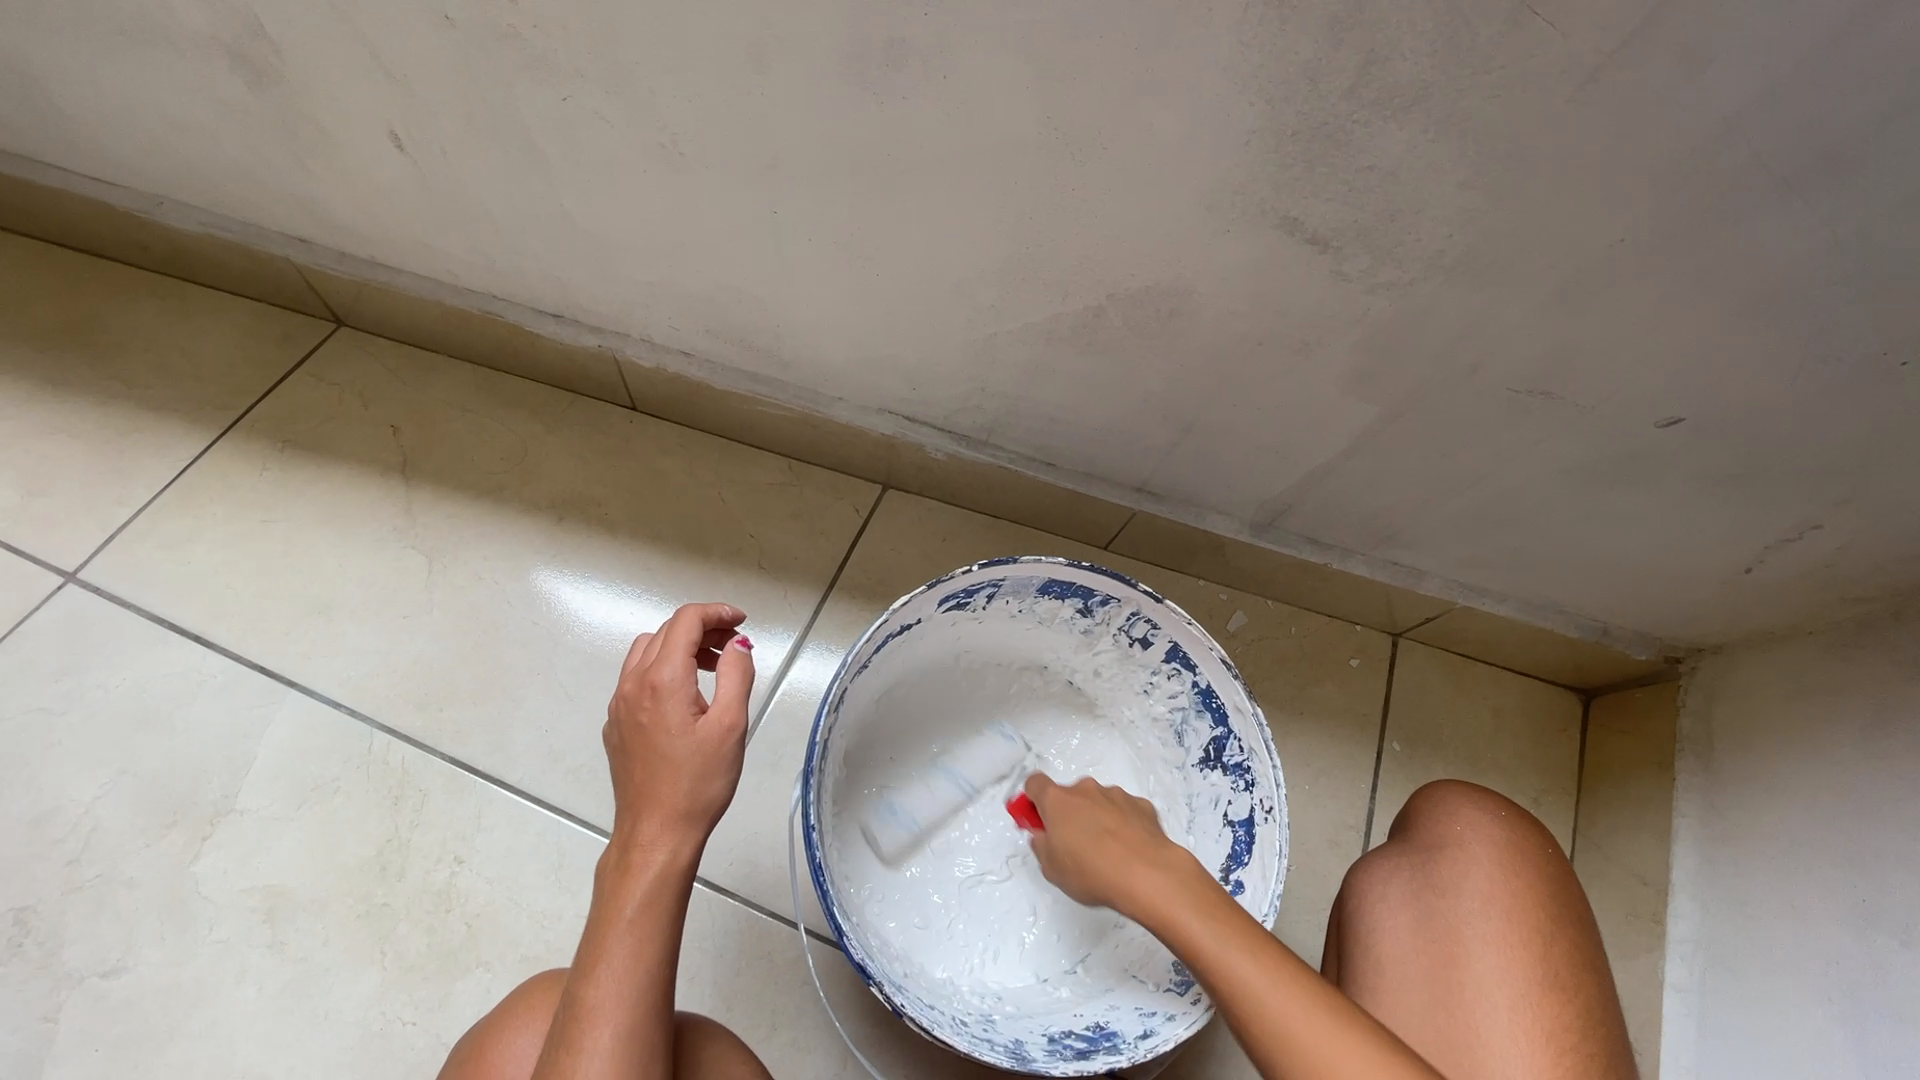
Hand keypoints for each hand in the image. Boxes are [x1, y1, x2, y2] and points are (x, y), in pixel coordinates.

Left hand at [603, 603, 755, 853]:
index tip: (742, 622)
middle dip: (702, 628)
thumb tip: (738, 644)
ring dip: (680, 646)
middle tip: (735, 646)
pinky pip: (637, 678)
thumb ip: (736, 674)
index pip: (685, 621)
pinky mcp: (616, 725)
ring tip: (712, 668)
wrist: (656, 833)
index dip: (716, 612)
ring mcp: (619, 705)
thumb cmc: (699, 782)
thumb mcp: (731, 725)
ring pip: (646, 651)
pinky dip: (663, 669)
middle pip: (665, 631)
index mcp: (662, 679)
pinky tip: (686, 698)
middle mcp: (633, 683)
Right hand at [1024, 773, 1206, 920]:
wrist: (1147, 874)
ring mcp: (1116, 795)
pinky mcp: (1141, 805)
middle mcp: (1085, 790)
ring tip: (1107, 853)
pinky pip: (1124, 811)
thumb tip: (1043, 835)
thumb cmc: (1091, 872)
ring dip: (1097, 819)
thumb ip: (1041, 845)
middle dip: (1069, 815)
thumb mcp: (1051, 868)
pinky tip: (1129, 850)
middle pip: (1069, 796)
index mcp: (1057, 801)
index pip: (1035, 784)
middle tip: (1074, 846)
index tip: (1037, 821)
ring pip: (1098, 802)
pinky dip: (1123, 824)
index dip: (1032, 801)